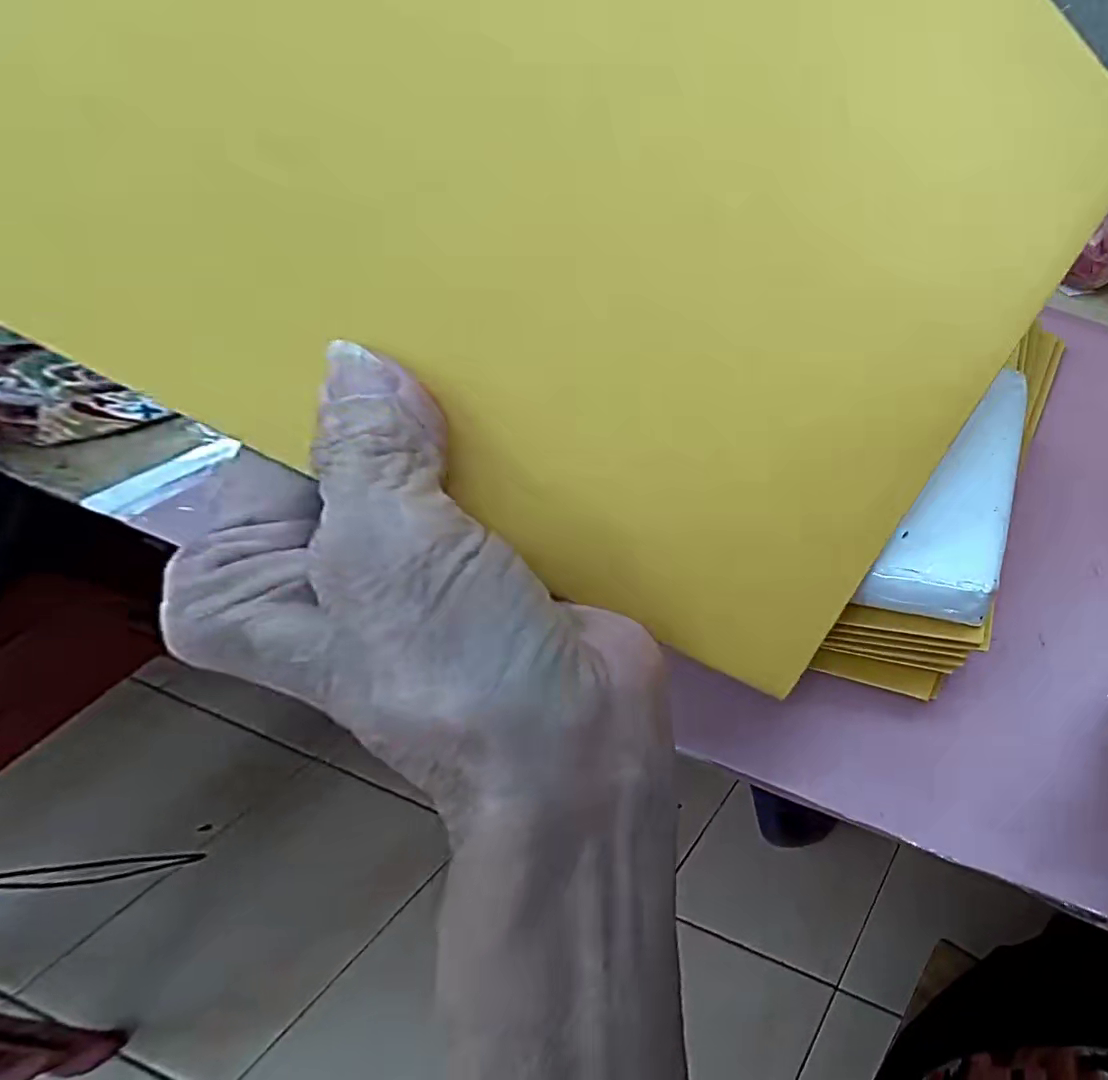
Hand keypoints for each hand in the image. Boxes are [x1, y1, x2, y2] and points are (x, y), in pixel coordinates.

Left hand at [160, 341, 670, 831]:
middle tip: (461, 355)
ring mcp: (440, 575)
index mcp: (260, 579)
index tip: (387, 346)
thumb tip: (356, 359)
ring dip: (482, 449)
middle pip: (371, 466)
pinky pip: (513, 510)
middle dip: (414, 422)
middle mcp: (343, 573)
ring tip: (514, 382)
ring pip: (450, 484)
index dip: (327, 406)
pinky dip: (534, 480)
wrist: (584, 739)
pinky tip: (559, 439)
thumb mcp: (392, 551)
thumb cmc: (461, 662)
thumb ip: (371, 453)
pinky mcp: (518, 575)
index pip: (277, 457)